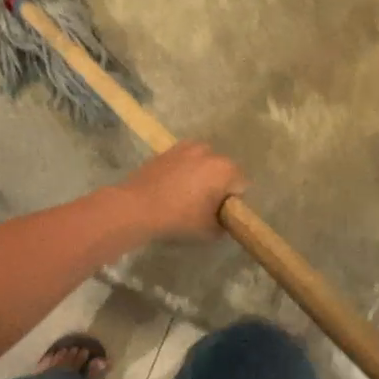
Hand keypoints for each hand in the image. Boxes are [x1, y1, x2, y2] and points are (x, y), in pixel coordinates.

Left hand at [115, 141, 248, 241]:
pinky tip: (172, 186)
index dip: (233, 202)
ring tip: (186, 195)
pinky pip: (185, 160)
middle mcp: (209, 152)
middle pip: (223, 170)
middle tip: (204, 206)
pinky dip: (184, 170)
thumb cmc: (178, 218)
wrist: (136, 207)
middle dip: (219, 185)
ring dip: (201, 175)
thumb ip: (224, 223)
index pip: (242, 186)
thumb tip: (223, 218)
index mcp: (225, 169)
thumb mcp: (210, 231)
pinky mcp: (167, 150)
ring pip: (204, 163)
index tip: (220, 214)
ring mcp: (186, 147)